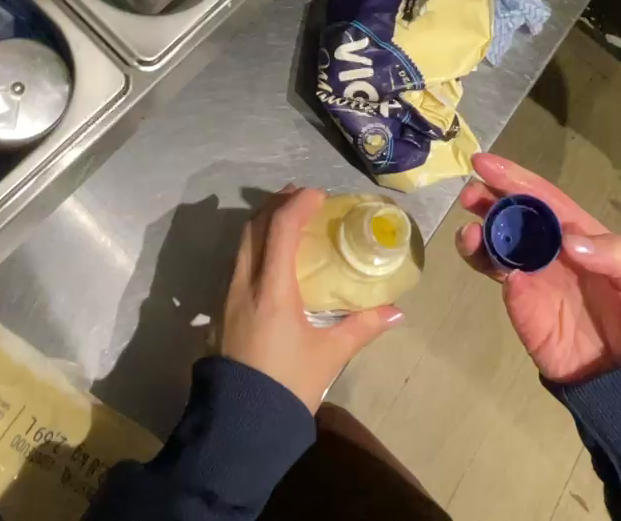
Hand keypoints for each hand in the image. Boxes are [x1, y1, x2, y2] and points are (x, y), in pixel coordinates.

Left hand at [221, 186, 404, 411]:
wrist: (241, 424)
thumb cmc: (288, 385)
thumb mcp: (329, 355)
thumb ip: (362, 327)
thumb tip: (397, 312)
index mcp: (272, 290)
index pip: (280, 229)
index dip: (298, 204)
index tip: (319, 195)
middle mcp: (246, 284)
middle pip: (254, 226)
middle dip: (277, 204)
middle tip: (302, 197)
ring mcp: (229, 296)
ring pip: (243, 242)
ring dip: (264, 221)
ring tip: (288, 217)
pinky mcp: (224, 309)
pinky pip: (239, 260)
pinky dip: (256, 243)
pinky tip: (273, 254)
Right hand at [456, 153, 620, 383]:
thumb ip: (614, 255)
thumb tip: (567, 240)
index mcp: (580, 233)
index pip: (543, 197)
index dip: (514, 178)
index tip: (484, 162)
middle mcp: (551, 248)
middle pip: (513, 214)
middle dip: (488, 198)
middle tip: (469, 194)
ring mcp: (533, 276)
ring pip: (497, 242)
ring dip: (479, 231)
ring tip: (468, 232)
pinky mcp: (521, 305)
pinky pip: (498, 276)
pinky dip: (484, 262)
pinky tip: (480, 257)